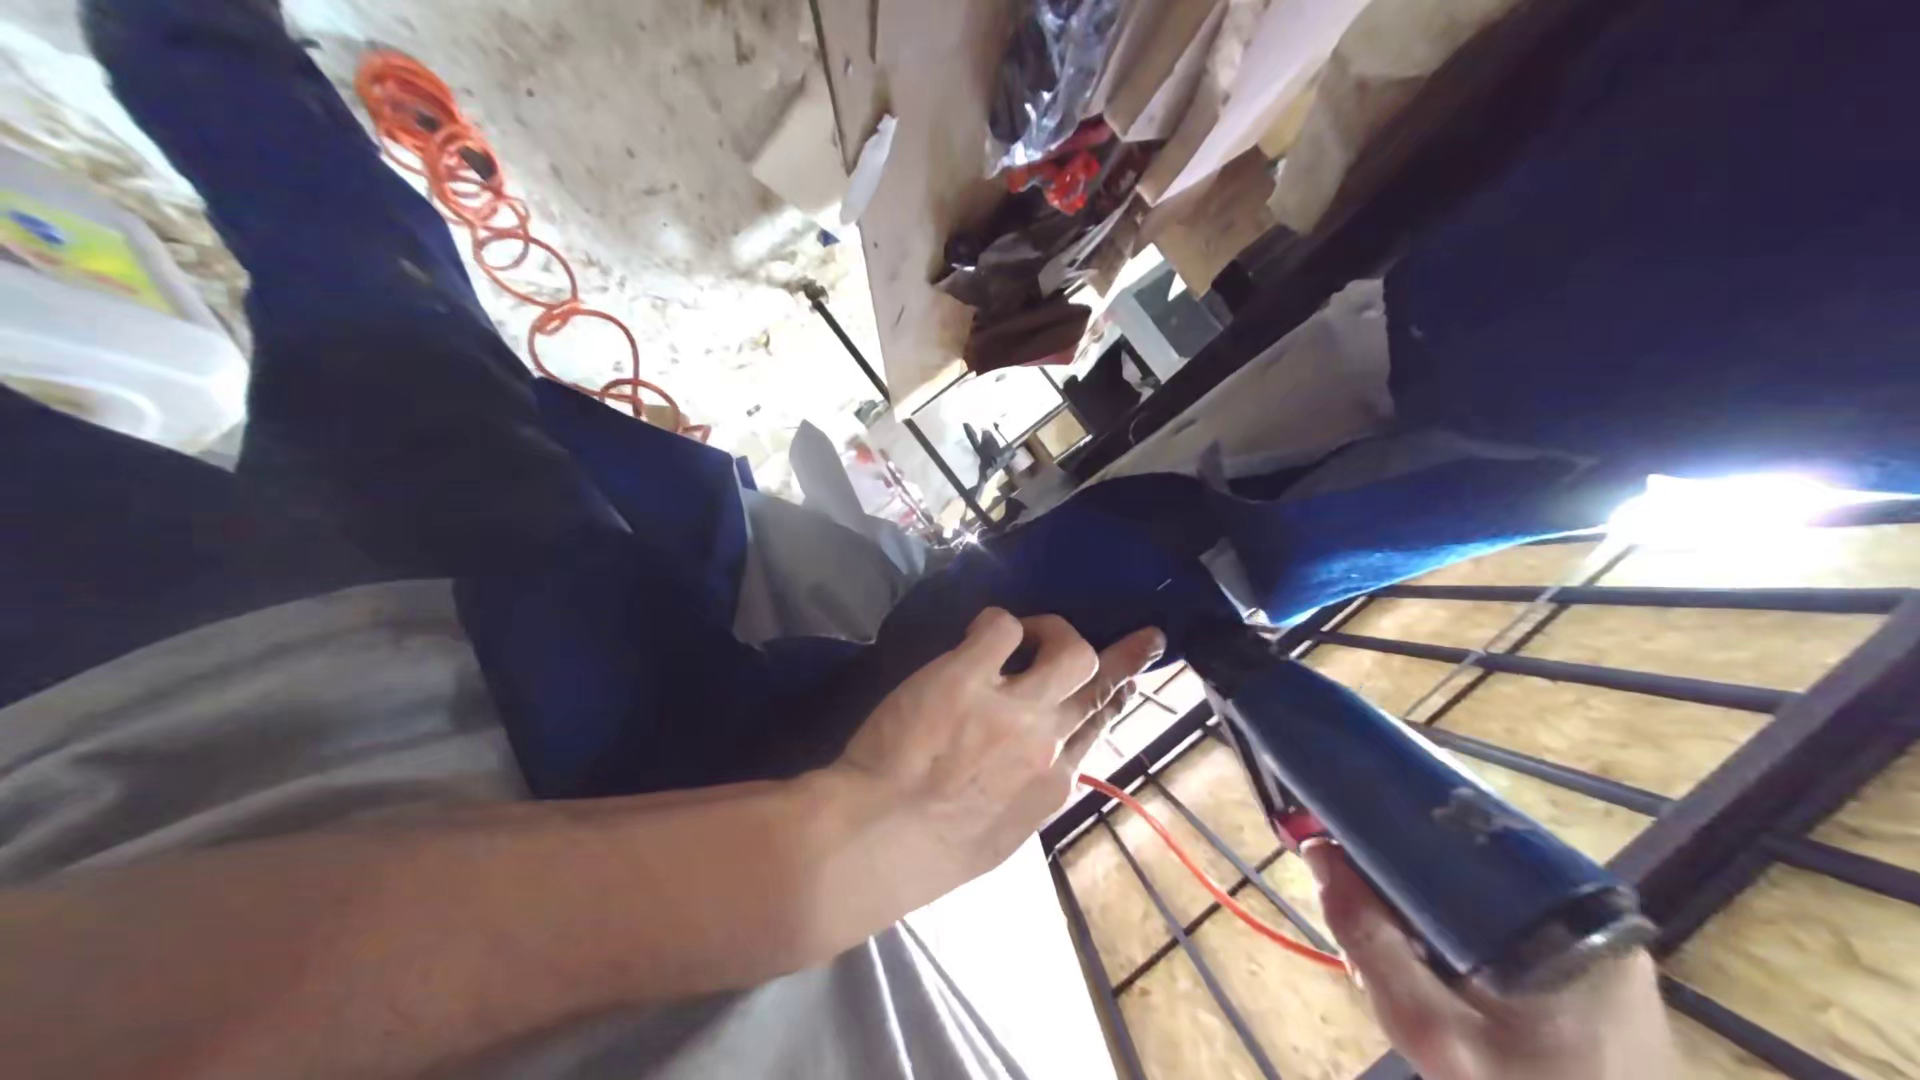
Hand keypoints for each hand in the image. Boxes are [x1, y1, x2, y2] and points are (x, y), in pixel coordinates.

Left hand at [828, 608, 1164, 906]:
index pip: (1100, 722)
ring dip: (1053, 630)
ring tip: (1027, 633)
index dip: (1117, 692)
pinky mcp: (967, 677)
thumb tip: (1043, 757)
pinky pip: (1003, 626)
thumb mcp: (1003, 830)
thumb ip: (1033, 789)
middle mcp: (1046, 741)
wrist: (874, 841)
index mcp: (1054, 783)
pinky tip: (976, 633)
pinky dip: (997, 622)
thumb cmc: (931, 846)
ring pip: (1070, 648)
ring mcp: (1012, 707)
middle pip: (1100, 680)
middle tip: (1081, 636)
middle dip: (1117, 652)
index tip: (1130, 673)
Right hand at [1301, 842, 1678, 1079]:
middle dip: (1397, 900)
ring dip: (1418, 926)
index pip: (1455, 844)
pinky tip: (1428, 983)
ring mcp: (1592, 950)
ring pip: (1470, 903)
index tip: (1341, 869)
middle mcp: (1586, 919)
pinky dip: (1448, 945)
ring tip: (1390, 975)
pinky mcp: (1586, 978)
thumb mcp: (1432, 1032)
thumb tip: (1318, 853)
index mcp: (1568, 917)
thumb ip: (1369, 941)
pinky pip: (1493, 932)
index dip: (1389, 847)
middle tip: (1363, 949)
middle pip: (1459, 875)